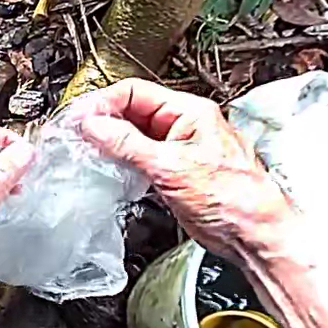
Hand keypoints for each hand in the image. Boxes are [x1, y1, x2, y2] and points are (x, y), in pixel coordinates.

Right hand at [69, 80, 327, 327]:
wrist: (251, 235)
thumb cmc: (235, 199)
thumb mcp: (170, 166)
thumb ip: (127, 144)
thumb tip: (95, 125)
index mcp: (189, 113)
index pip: (133, 93)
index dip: (102, 104)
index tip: (79, 120)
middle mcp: (182, 127)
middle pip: (129, 112)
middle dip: (101, 122)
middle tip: (76, 135)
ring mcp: (175, 150)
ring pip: (131, 135)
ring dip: (108, 142)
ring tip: (86, 150)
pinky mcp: (170, 173)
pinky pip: (136, 158)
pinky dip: (118, 161)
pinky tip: (107, 169)